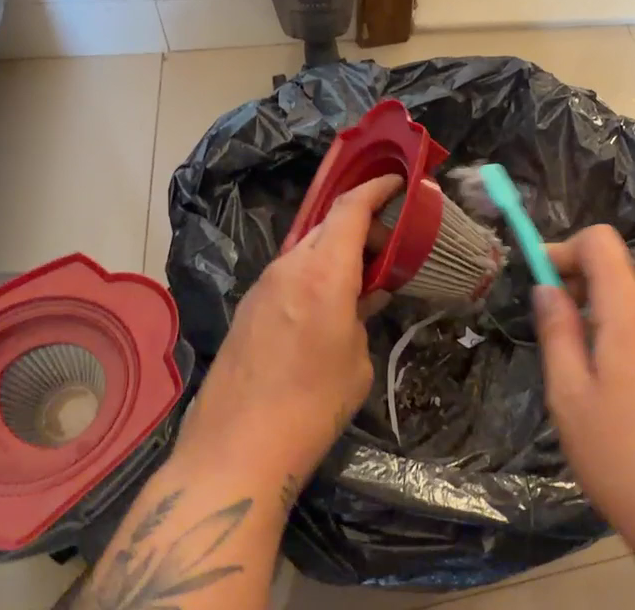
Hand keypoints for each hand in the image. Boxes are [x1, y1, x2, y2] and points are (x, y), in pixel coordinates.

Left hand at [176, 174, 401, 491]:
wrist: (236, 450)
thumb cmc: (312, 405)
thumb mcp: (357, 360)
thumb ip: (364, 315)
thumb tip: (363, 298)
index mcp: (323, 271)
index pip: (350, 208)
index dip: (376, 189)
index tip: (399, 183)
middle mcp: (288, 267)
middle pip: (328, 224)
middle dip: (362, 225)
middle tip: (390, 247)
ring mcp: (262, 287)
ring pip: (307, 249)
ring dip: (336, 251)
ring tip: (362, 278)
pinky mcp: (247, 309)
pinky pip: (290, 274)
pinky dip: (315, 273)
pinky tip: (328, 306)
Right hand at [532, 225, 634, 531]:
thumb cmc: (618, 454)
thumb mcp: (569, 394)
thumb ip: (557, 331)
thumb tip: (546, 288)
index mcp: (630, 313)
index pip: (600, 242)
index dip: (564, 249)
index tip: (536, 281)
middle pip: (612, 267)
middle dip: (573, 281)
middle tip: (543, 326)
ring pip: (624, 297)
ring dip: (589, 309)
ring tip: (566, 360)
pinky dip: (609, 330)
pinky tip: (596, 378)